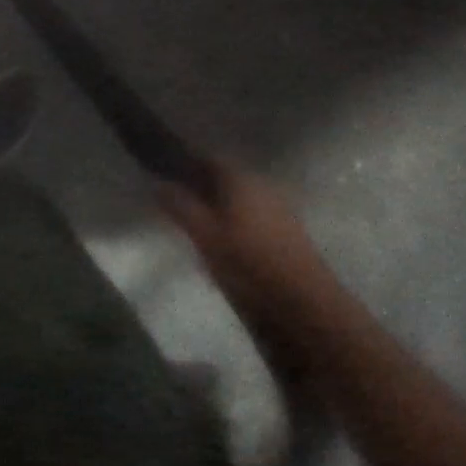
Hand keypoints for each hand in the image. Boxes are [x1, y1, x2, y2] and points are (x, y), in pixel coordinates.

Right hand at [157, 163, 335, 327]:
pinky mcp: (289, 234)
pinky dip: (235, 221)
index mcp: (241, 180)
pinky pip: (253, 216)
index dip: (185, 162)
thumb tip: (158, 184)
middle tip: (176, 199)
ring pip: (240, 198)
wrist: (307, 308)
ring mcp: (280, 209)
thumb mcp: (204, 236)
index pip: (208, 158)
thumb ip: (180, 206)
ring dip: (218, 205)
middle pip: (225, 177)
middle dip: (201, 184)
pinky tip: (224, 240)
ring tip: (196, 223)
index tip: (163, 170)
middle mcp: (263, 186)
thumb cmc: (248, 265)